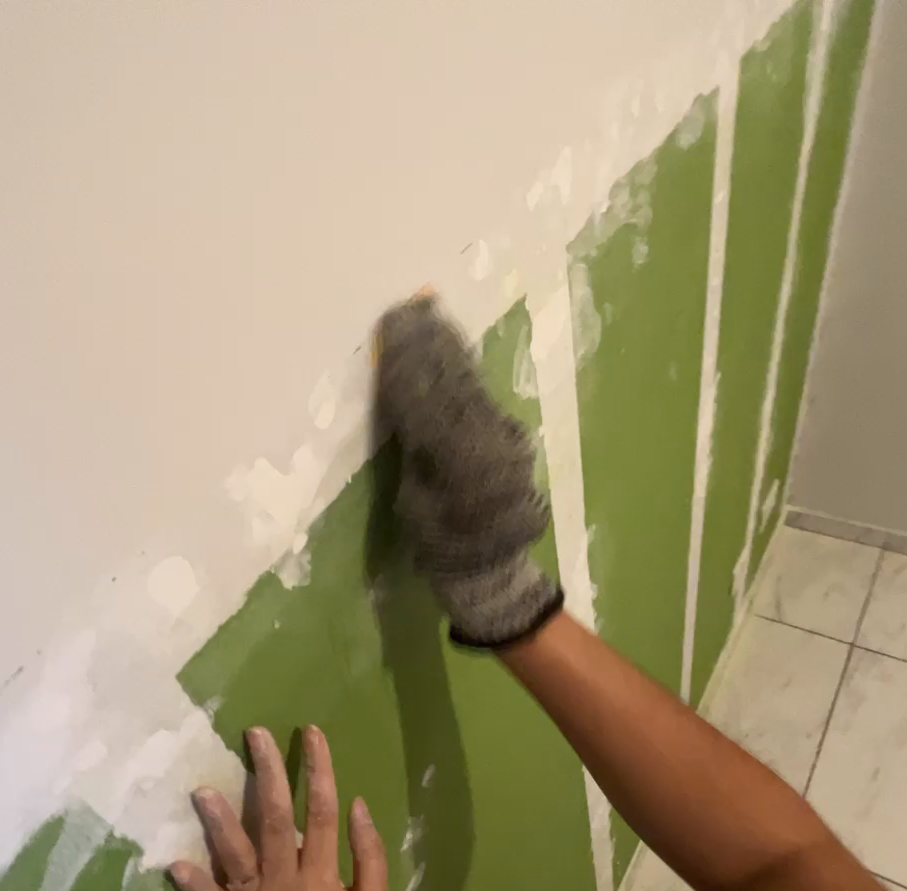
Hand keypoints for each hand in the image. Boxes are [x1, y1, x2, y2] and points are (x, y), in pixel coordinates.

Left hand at [172, 726, 388, 890]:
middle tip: (256, 735)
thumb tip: (356, 804)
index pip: (323, 811)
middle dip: (269, 772)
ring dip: (219, 821)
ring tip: (203, 789)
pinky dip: (193, 883)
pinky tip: (175, 862)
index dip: (319, 768)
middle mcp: (286, 885)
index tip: (311, 733)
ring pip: (235, 855)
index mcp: (324, 880)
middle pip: (277, 819)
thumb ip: (370, 856)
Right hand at [375, 292, 562, 647]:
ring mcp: (509, 439)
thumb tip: (408, 405)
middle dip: (431, 346)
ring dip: (451, 349)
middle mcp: (493, 446)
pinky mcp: (514, 436)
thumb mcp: (415, 505)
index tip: (392, 328)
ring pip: (473, 386)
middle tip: (411, 307)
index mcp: (463, 467)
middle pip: (455, 386)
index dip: (408, 365)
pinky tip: (454, 346)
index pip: (428, 403)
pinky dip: (466, 369)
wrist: (492, 568)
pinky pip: (484, 396)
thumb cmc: (441, 546)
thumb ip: (416, 453)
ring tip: (431, 315)